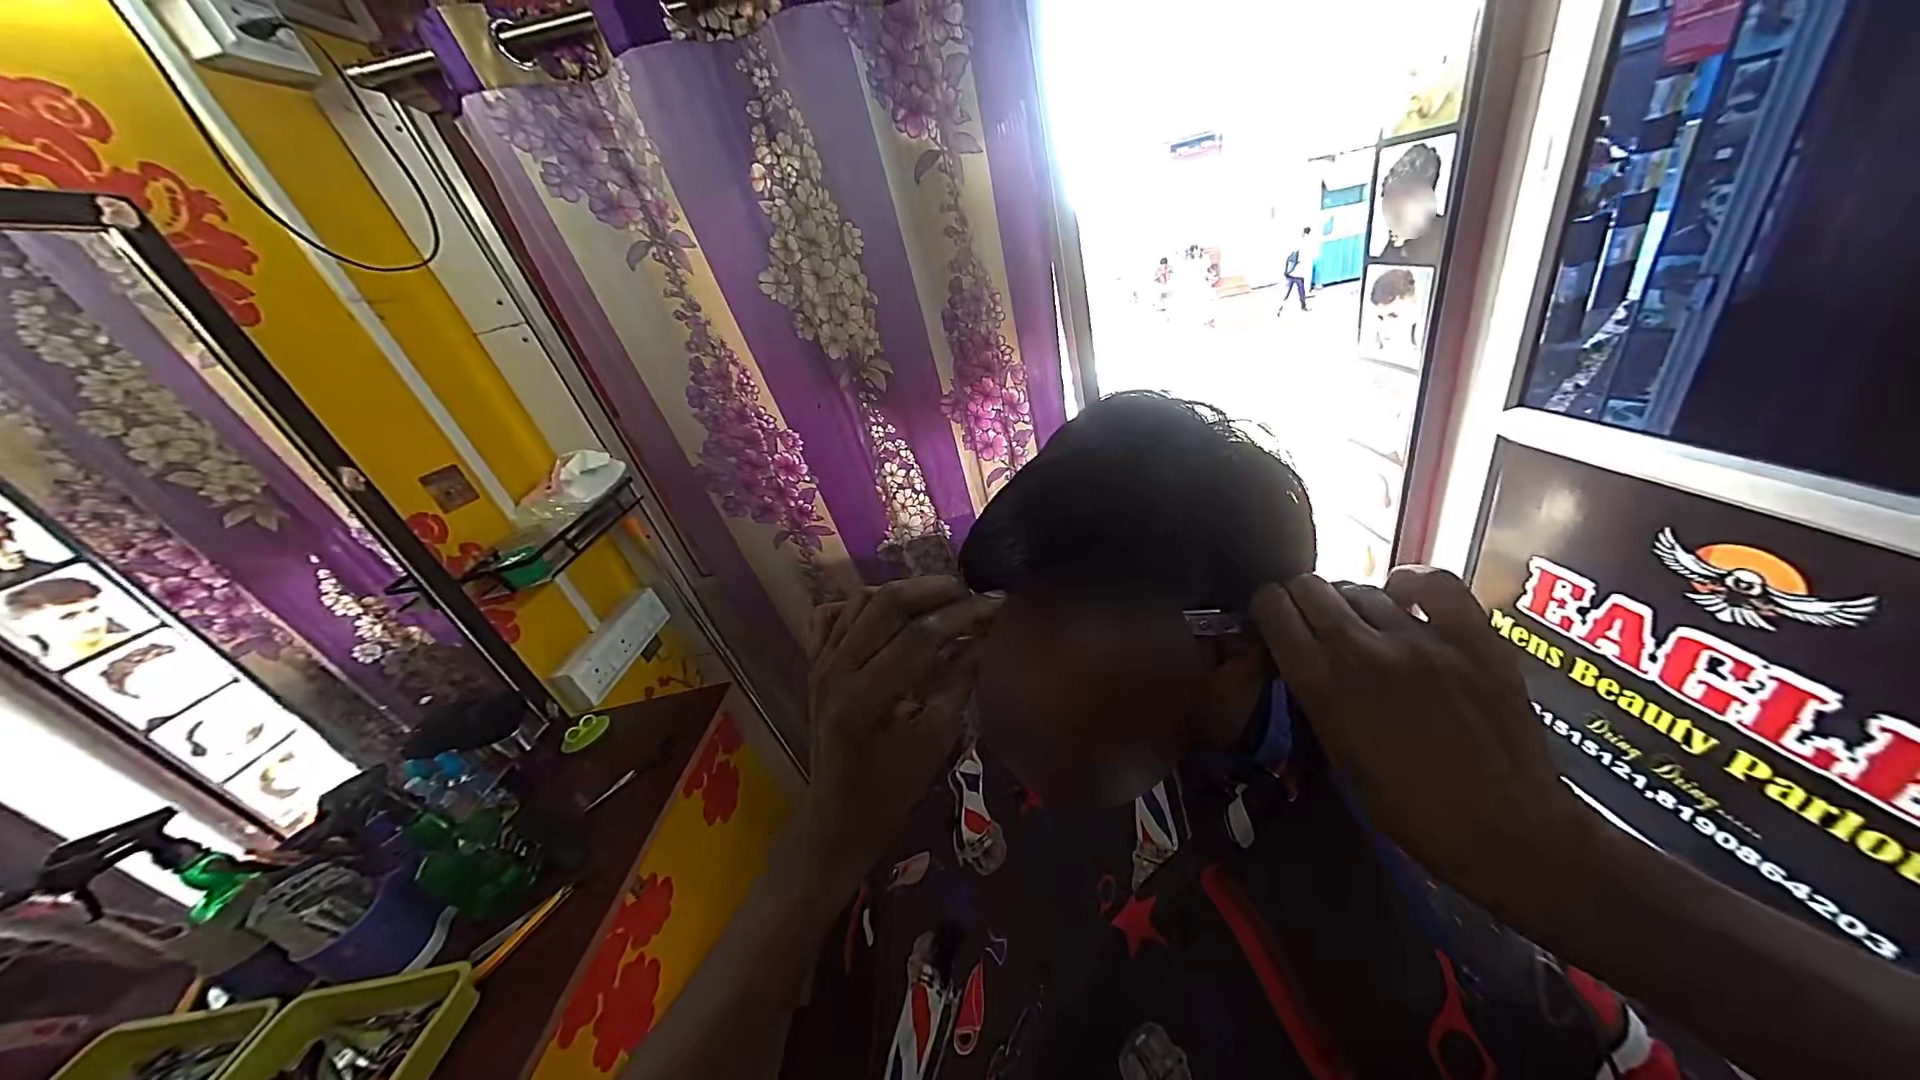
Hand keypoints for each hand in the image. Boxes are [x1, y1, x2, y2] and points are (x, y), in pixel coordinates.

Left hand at [797, 577, 999, 891]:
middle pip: (885, 603)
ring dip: (903, 592)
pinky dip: (861, 604)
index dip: (963, 614)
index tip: (997, 602)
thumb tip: (985, 635)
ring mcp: (819, 663)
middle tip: (969, 593)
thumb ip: (959, 681)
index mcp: (866, 696)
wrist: (838, 817)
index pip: (920, 635)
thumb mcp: (935, 740)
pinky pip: (832, 615)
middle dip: (933, 590)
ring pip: (860, 601)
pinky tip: (888, 613)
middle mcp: (836, 669)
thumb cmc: (891, 789)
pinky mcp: (814, 664)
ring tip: (939, 598)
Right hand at [1250, 566, 1595, 895]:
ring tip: (1364, 626)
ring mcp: (1420, 639)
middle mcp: (1360, 648)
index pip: (1272, 606)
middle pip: (1310, 585)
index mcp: (1319, 680)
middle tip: (1313, 621)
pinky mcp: (1473, 639)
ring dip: (1352, 603)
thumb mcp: (1334, 748)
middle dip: (1301, 598)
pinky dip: (1412, 582)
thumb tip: (1299, 651)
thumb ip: (1311, 690)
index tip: (1273, 620)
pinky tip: (1404, 594)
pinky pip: (1434, 582)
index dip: (1267, 608)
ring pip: (1363, 587)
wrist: (1503, 830)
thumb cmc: (1406, 804)